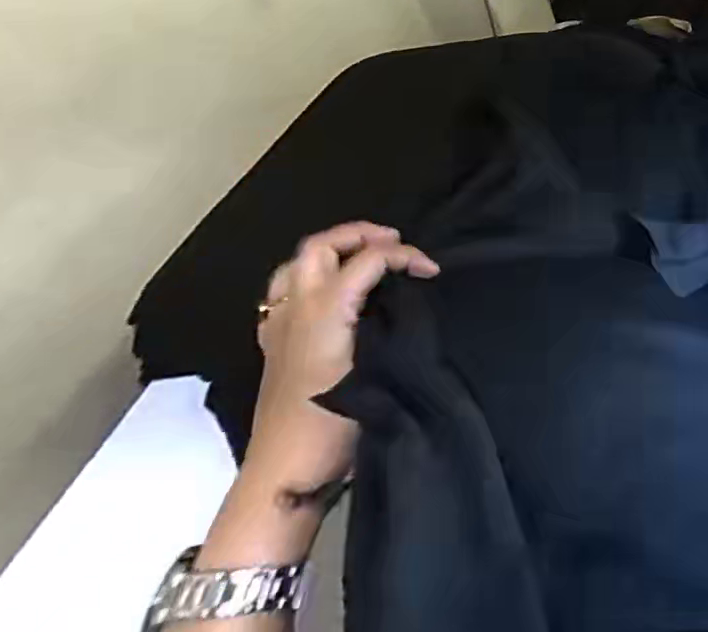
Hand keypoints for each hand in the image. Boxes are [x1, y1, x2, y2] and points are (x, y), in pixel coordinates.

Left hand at [243, 223, 438, 497]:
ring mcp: (278, 325)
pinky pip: (286, 291)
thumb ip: (393, 316)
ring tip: (366, 258)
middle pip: (320, 246)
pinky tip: (335, 294)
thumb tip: (412, 290)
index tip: (433, 271)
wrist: (287, 471)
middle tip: (396, 242)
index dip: (406, 255)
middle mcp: (294, 309)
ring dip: (333, 252)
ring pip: (297, 265)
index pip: (369, 258)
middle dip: (360, 235)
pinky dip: (312, 277)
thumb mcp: (377, 362)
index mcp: (322, 310)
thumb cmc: (337, 419)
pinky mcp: (274, 343)